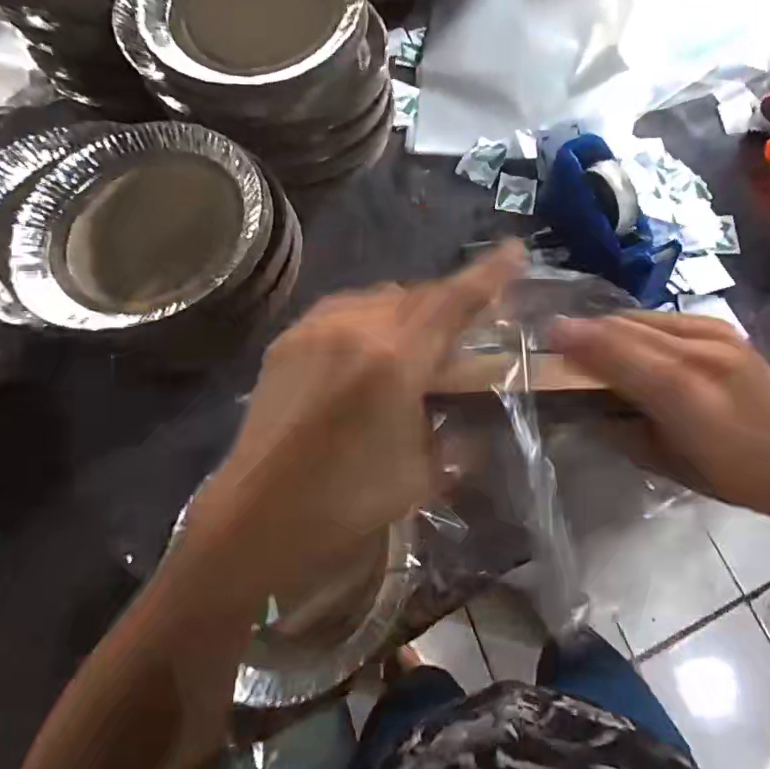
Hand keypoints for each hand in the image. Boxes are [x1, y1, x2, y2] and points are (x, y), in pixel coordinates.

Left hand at [182, 241, 526, 577]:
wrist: (253, 517)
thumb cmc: (346, 502)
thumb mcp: (422, 474)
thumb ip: (456, 437)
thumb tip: (470, 419)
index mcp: (395, 360)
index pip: (453, 301)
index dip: (489, 274)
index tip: (515, 250)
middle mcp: (355, 328)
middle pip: (419, 294)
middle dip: (451, 300)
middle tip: (469, 320)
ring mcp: (316, 329)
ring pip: (380, 297)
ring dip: (411, 309)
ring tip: (420, 339)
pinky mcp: (289, 340)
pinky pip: (344, 308)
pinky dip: (372, 317)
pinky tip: (372, 346)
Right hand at [547, 312, 769, 529]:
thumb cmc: (736, 474)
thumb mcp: (669, 463)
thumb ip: (622, 429)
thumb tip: (583, 407)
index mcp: (682, 389)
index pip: (615, 349)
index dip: (575, 338)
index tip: (544, 334)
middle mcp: (698, 350)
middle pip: (626, 326)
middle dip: (587, 329)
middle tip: (557, 339)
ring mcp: (715, 333)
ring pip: (645, 317)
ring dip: (612, 326)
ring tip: (588, 339)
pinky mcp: (725, 328)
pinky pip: (668, 319)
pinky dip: (640, 327)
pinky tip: (630, 341)